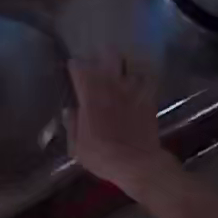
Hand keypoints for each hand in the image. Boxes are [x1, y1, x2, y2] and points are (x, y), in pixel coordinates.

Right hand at [64, 58, 177, 195]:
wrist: (136, 162)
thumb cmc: (102, 156)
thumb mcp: (77, 146)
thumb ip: (73, 125)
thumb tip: (70, 111)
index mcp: (91, 96)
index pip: (80, 69)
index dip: (75, 65)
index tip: (72, 68)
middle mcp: (111, 86)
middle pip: (108, 56)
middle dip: (102, 54)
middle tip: (98, 62)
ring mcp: (132, 89)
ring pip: (128, 65)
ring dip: (123, 67)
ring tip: (120, 73)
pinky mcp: (148, 96)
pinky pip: (146, 79)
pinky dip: (142, 79)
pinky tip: (138, 85)